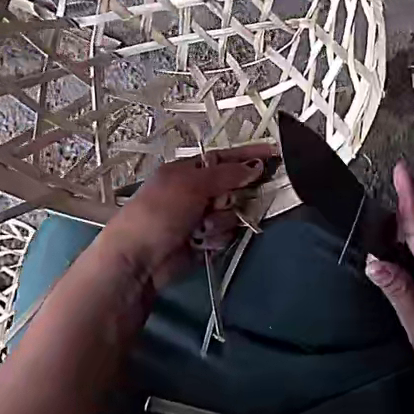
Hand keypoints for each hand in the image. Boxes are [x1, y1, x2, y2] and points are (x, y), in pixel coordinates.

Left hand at [98, 145, 273, 283]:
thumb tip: (255, 167)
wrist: (138, 260)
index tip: (274, 153)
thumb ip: (227, 174)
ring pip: (233, 213)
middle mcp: (197, 191)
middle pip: (235, 187)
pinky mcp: (205, 240)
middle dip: (232, 197)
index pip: (227, 158)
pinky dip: (215, 239)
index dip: (249, 155)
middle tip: (217, 203)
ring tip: (200, 229)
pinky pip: (226, 234)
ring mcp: (201, 216)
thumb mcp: (191, 184)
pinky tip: (200, 243)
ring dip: (220, 222)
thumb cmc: (158, 213)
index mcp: (189, 170)